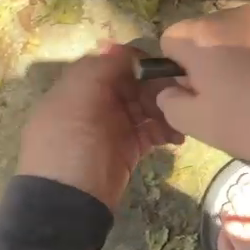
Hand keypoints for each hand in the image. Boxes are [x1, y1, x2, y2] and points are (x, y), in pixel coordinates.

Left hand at [17, 44, 180, 206]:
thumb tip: (116, 44)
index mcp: (79, 88)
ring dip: (166, 110)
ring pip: (146, 107)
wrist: (67, 204)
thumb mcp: (77, 102)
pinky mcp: (129, 150)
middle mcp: (97, 104)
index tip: (164, 67)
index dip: (138, 62)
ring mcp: (113, 128)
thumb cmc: (69, 148)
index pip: (114, 64)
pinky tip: (178, 138)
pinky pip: (152, 132)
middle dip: (158, 88)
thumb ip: (98, 70)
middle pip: (134, 84)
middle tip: (180, 97)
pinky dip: (166, 132)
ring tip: (183, 121)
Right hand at [155, 7, 249, 159]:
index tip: (201, 93)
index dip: (181, 68)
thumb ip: (173, 105)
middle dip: (219, 60)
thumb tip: (170, 90)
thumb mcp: (202, 126)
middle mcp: (236, 15)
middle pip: (213, 34)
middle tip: (240, 97)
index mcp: (202, 36)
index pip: (171, 40)